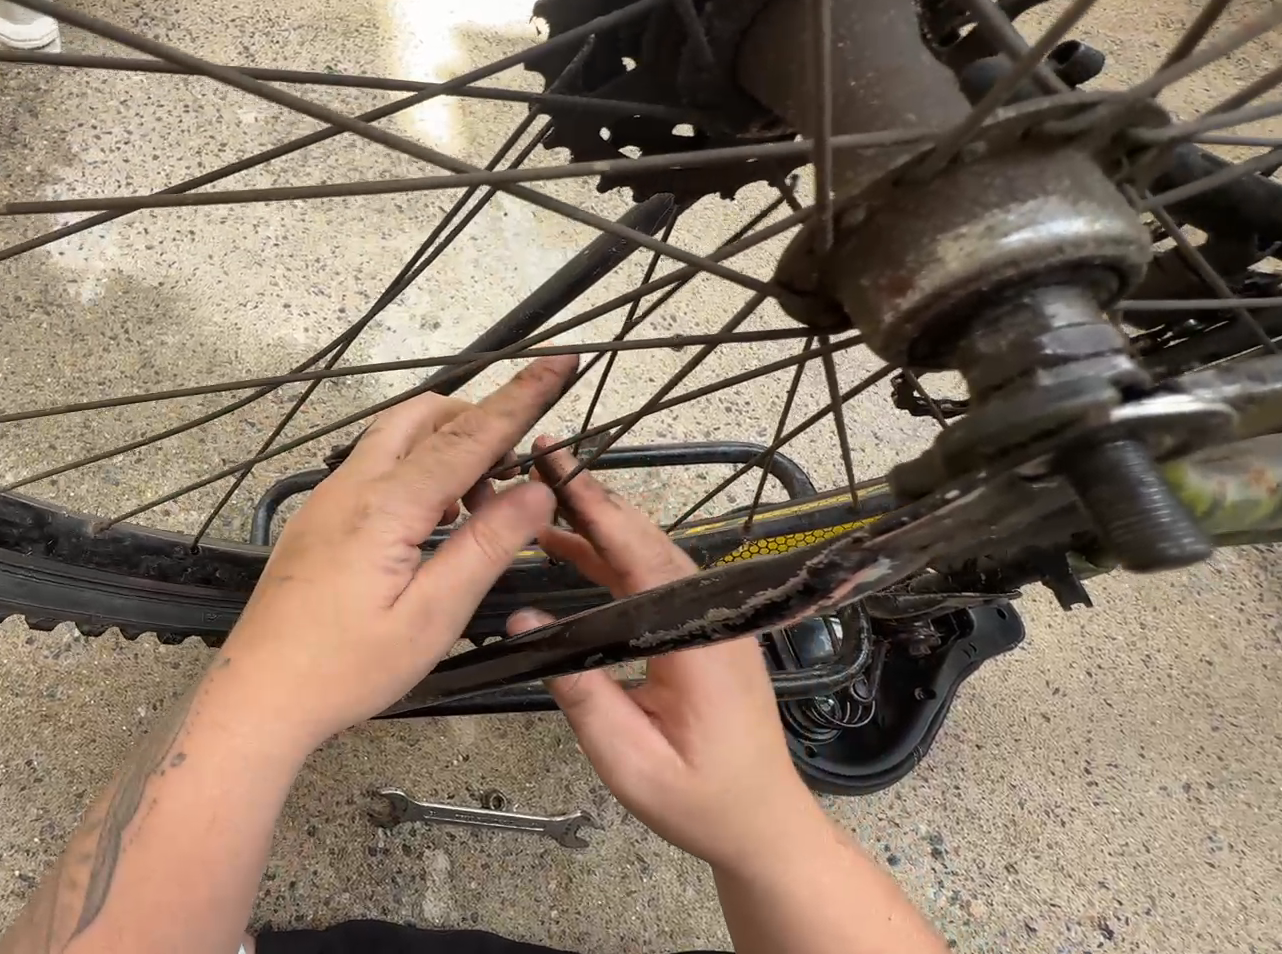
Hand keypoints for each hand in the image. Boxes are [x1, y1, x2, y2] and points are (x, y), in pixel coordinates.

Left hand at [218, 356, 577, 751]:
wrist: (259, 691)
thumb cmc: (347, 666)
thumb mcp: (431, 616)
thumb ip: (484, 547)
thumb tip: (534, 490)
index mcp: (386, 505)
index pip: (467, 436)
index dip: (520, 398)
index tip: (558, 361)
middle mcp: (352, 485)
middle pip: (421, 415)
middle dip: (475, 418)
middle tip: (511, 466)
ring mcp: (328, 497)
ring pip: (394, 437)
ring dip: (443, 447)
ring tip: (475, 504)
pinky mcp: (318, 515)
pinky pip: (374, 467)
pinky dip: (414, 470)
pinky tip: (430, 521)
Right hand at [507, 442, 822, 875]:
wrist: (761, 824)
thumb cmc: (698, 800)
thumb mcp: (630, 760)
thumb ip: (581, 694)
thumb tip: (525, 623)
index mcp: (699, 641)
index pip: (642, 558)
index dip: (598, 511)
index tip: (559, 469)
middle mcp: (709, 615)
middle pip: (646, 540)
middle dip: (593, 497)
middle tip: (543, 460)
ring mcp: (707, 618)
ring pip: (647, 551)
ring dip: (598, 519)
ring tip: (544, 493)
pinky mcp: (697, 626)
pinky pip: (648, 574)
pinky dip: (607, 552)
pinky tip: (568, 546)